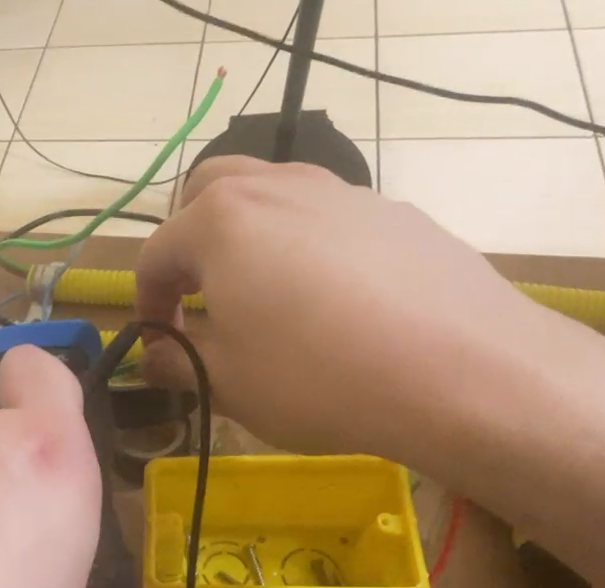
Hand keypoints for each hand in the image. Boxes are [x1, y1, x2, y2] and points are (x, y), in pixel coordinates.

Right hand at [135, 155, 572, 461]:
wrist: (457, 370)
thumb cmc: (315, 377)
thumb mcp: (225, 383)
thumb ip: (176, 362)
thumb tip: (156, 355)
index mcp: (221, 222)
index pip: (156, 252)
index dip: (147, 301)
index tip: (159, 342)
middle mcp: (278, 187)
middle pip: (209, 192)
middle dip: (191, 243)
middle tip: (202, 298)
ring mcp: (343, 193)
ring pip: (273, 196)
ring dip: (250, 239)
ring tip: (266, 300)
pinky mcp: (395, 213)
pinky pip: (329, 219)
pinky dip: (307, 248)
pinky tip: (334, 307)